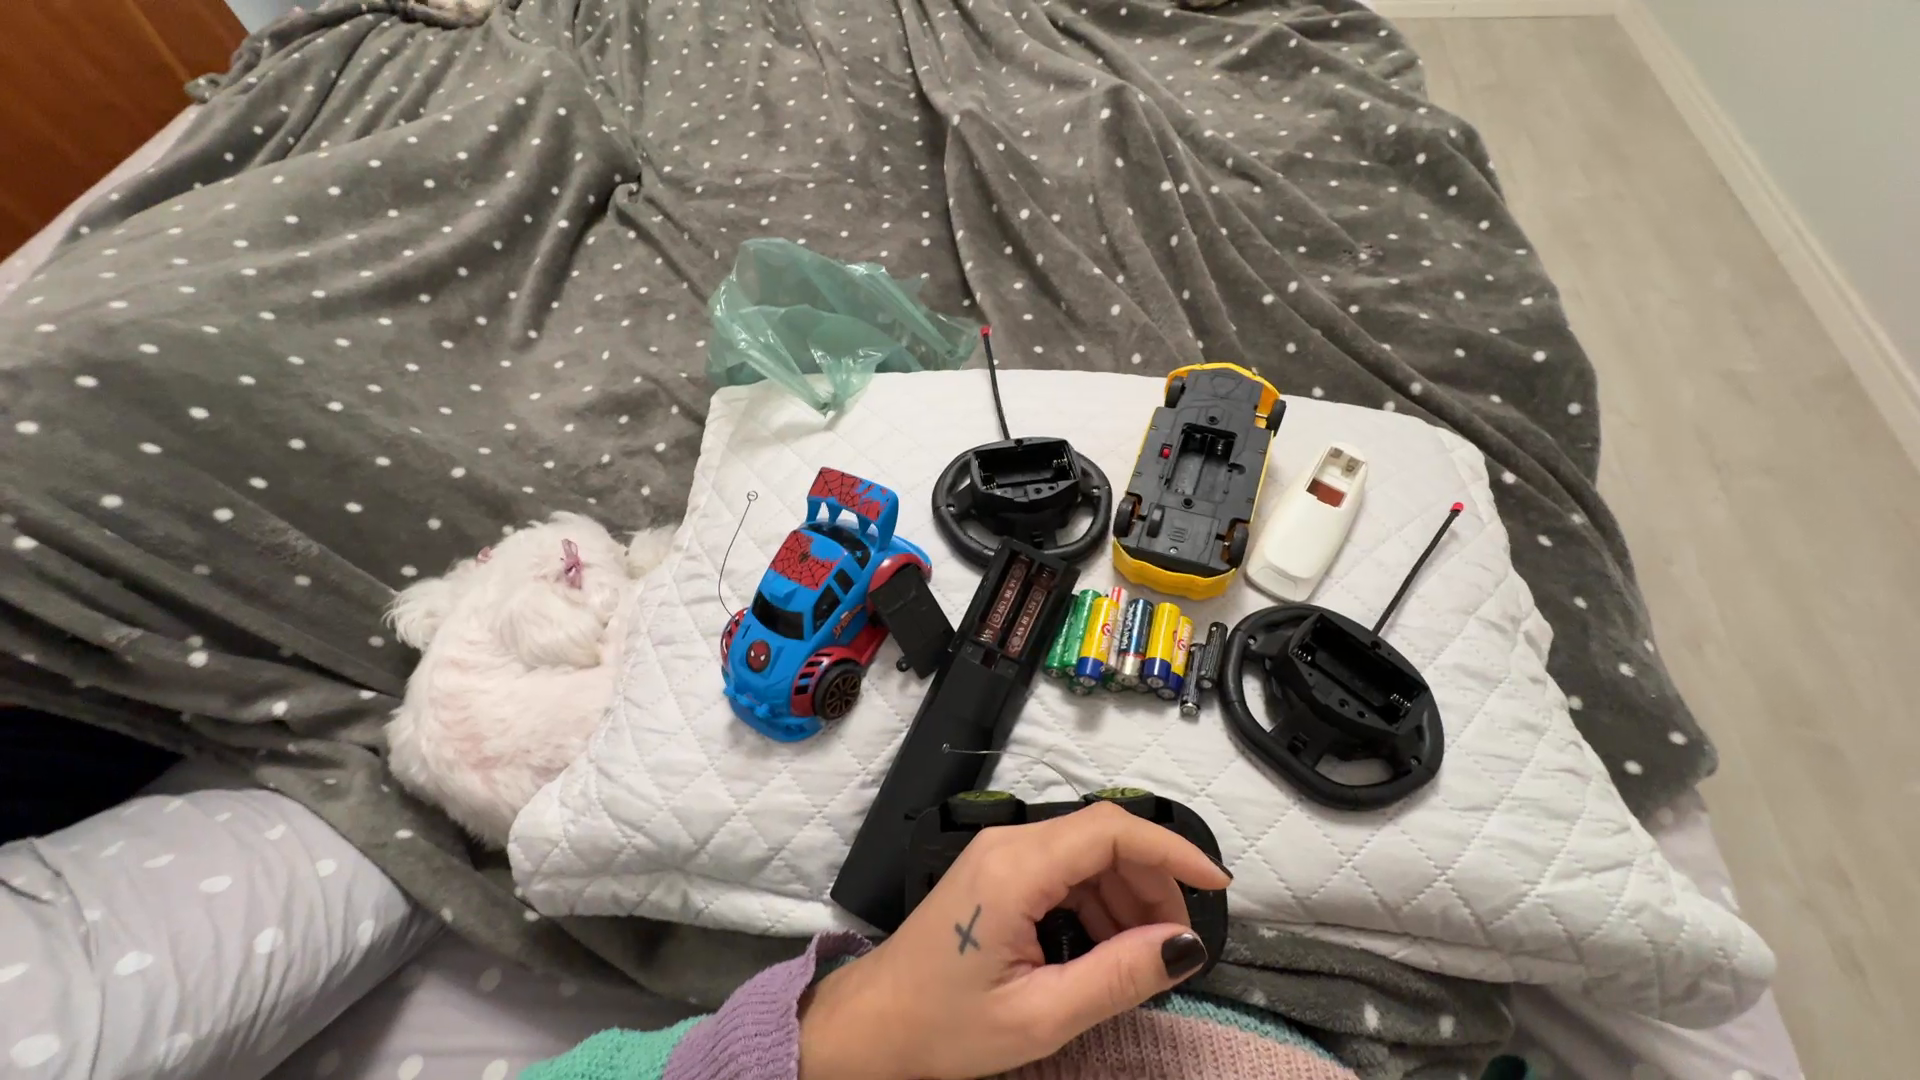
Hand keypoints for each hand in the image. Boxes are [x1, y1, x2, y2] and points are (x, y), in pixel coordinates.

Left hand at [799, 801, 1231, 1079]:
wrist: (873, 1026)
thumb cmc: (945, 1028)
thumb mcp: (1039, 1016)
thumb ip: (1117, 977)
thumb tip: (1185, 946)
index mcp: (1016, 868)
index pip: (1110, 830)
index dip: (1171, 848)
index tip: (1218, 885)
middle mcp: (1009, 843)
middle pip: (1102, 837)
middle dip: (1152, 883)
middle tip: (1177, 945)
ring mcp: (1000, 852)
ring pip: (1086, 852)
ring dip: (1127, 896)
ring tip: (1144, 956)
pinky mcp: (997, 869)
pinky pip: (1063, 868)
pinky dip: (1097, 901)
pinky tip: (1106, 947)